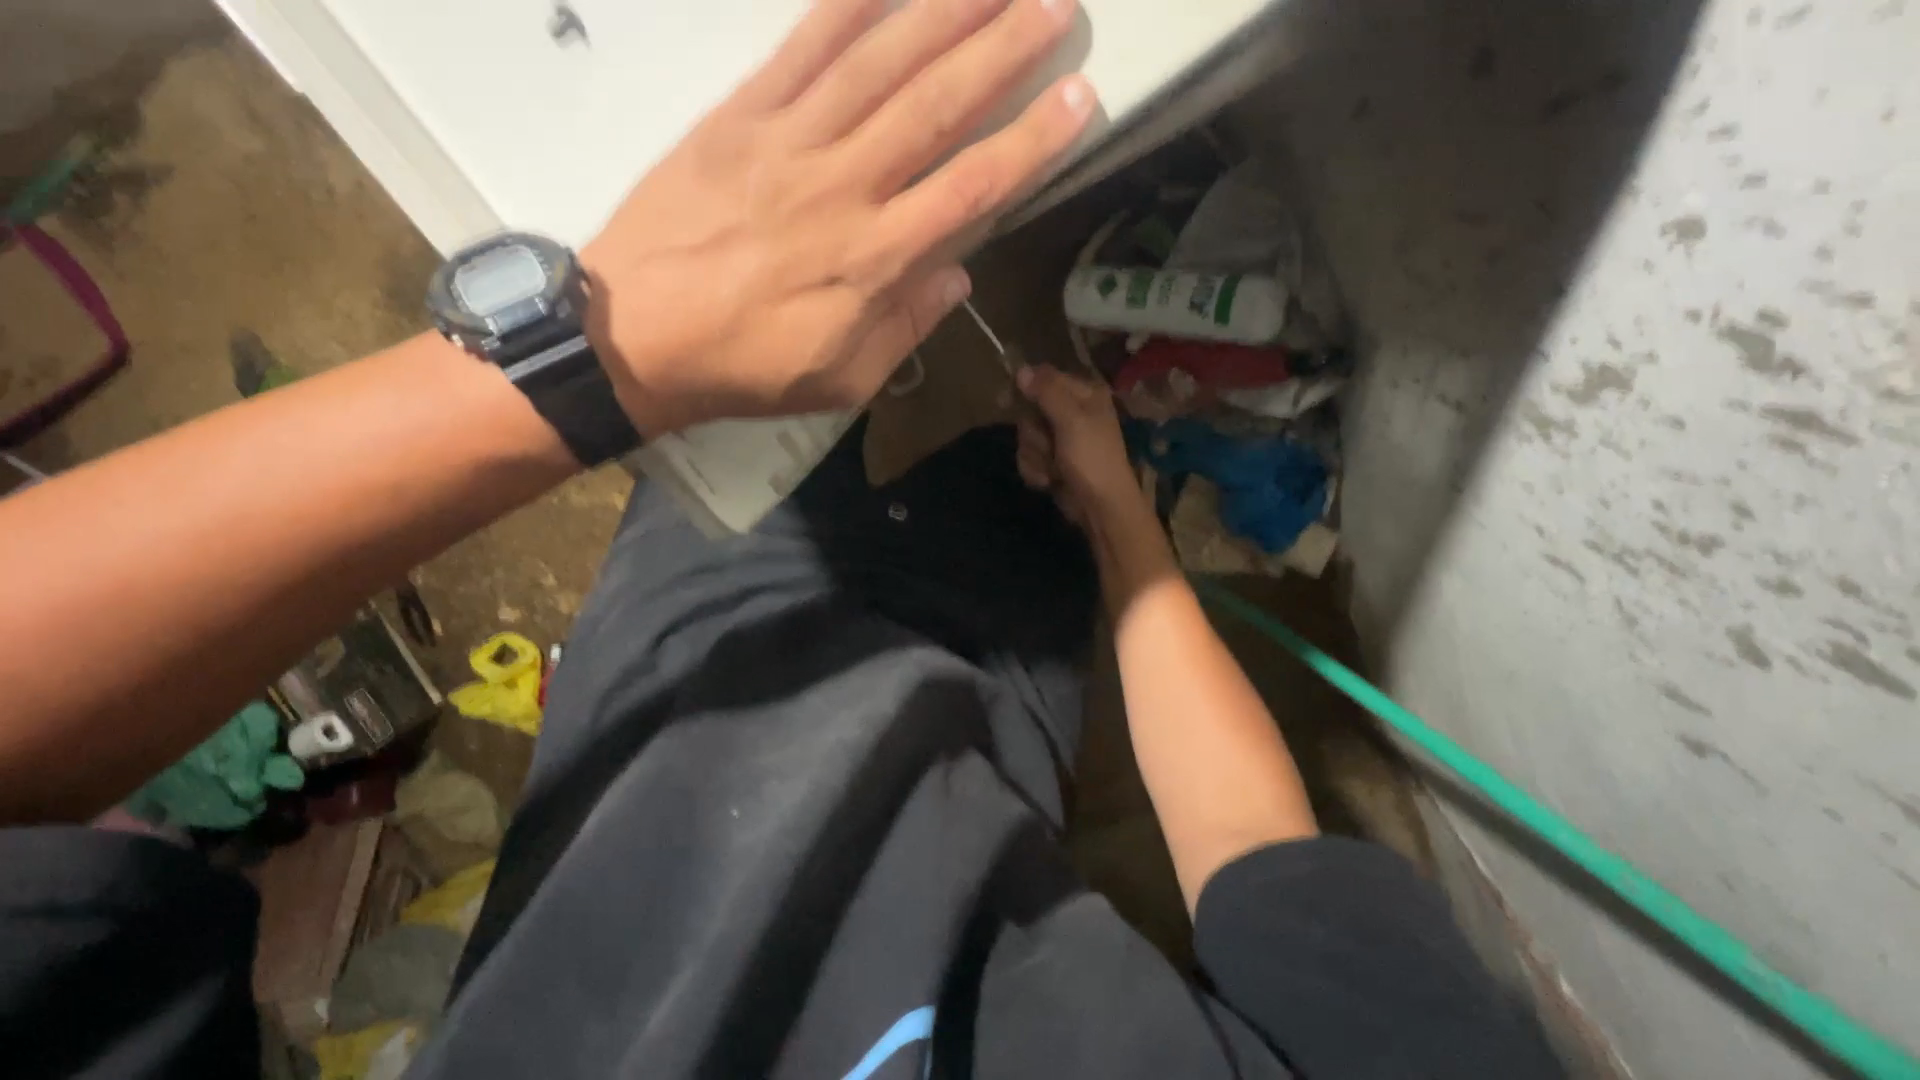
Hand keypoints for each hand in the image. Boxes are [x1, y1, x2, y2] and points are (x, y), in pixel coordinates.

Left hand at [582, 0, 1094, 435]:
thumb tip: (957, 276)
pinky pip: (801, 48)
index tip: (1080, 97)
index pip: (972, 187)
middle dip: (1005, 49)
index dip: (1032, 139)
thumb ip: (905, 326)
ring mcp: (789, 143)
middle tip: (1058, 3)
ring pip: (879, 63)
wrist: (633, 336)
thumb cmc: (745, 367)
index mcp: (875, 259)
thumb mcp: (842, 378)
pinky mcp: (739, 117)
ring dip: (944, 12)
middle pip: (937, 105)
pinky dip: (847, 5)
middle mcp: (844, 187)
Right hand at [1014, 364, 1143, 525]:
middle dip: (1034, 434)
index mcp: (1085, 394)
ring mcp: (1062, 439)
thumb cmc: (1092, 459)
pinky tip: (1050, 481)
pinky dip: (1036, 471)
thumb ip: (1047, 392)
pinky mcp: (1053, 461)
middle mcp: (1073, 412)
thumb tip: (1021, 369)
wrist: (1101, 507)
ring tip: (1054, 469)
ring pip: (1026, 437)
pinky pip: (1029, 457)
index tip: (1008, 400)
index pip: (1045, 378)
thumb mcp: (1072, 420)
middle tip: (1050, 446)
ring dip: (1035, 456)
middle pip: (1030, 410)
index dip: (1027, 390)